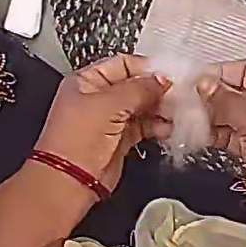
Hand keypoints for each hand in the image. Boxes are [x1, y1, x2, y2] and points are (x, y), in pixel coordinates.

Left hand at [33, 55, 168, 192]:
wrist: (70, 181)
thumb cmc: (74, 142)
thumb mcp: (109, 104)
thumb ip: (139, 89)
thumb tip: (161, 79)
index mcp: (88, 82)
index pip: (123, 65)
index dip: (146, 68)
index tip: (168, 74)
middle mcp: (98, 98)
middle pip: (136, 86)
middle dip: (157, 90)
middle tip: (175, 95)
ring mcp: (110, 119)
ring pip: (142, 107)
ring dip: (160, 109)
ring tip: (173, 113)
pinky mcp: (120, 139)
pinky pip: (144, 126)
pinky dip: (157, 126)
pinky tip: (166, 127)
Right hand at [197, 60, 245, 193]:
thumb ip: (225, 99)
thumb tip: (202, 84)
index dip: (224, 72)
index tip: (198, 78)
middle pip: (239, 92)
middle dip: (214, 95)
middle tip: (187, 98)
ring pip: (232, 114)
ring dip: (211, 115)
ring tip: (187, 115)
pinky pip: (231, 133)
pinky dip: (216, 133)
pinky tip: (197, 132)